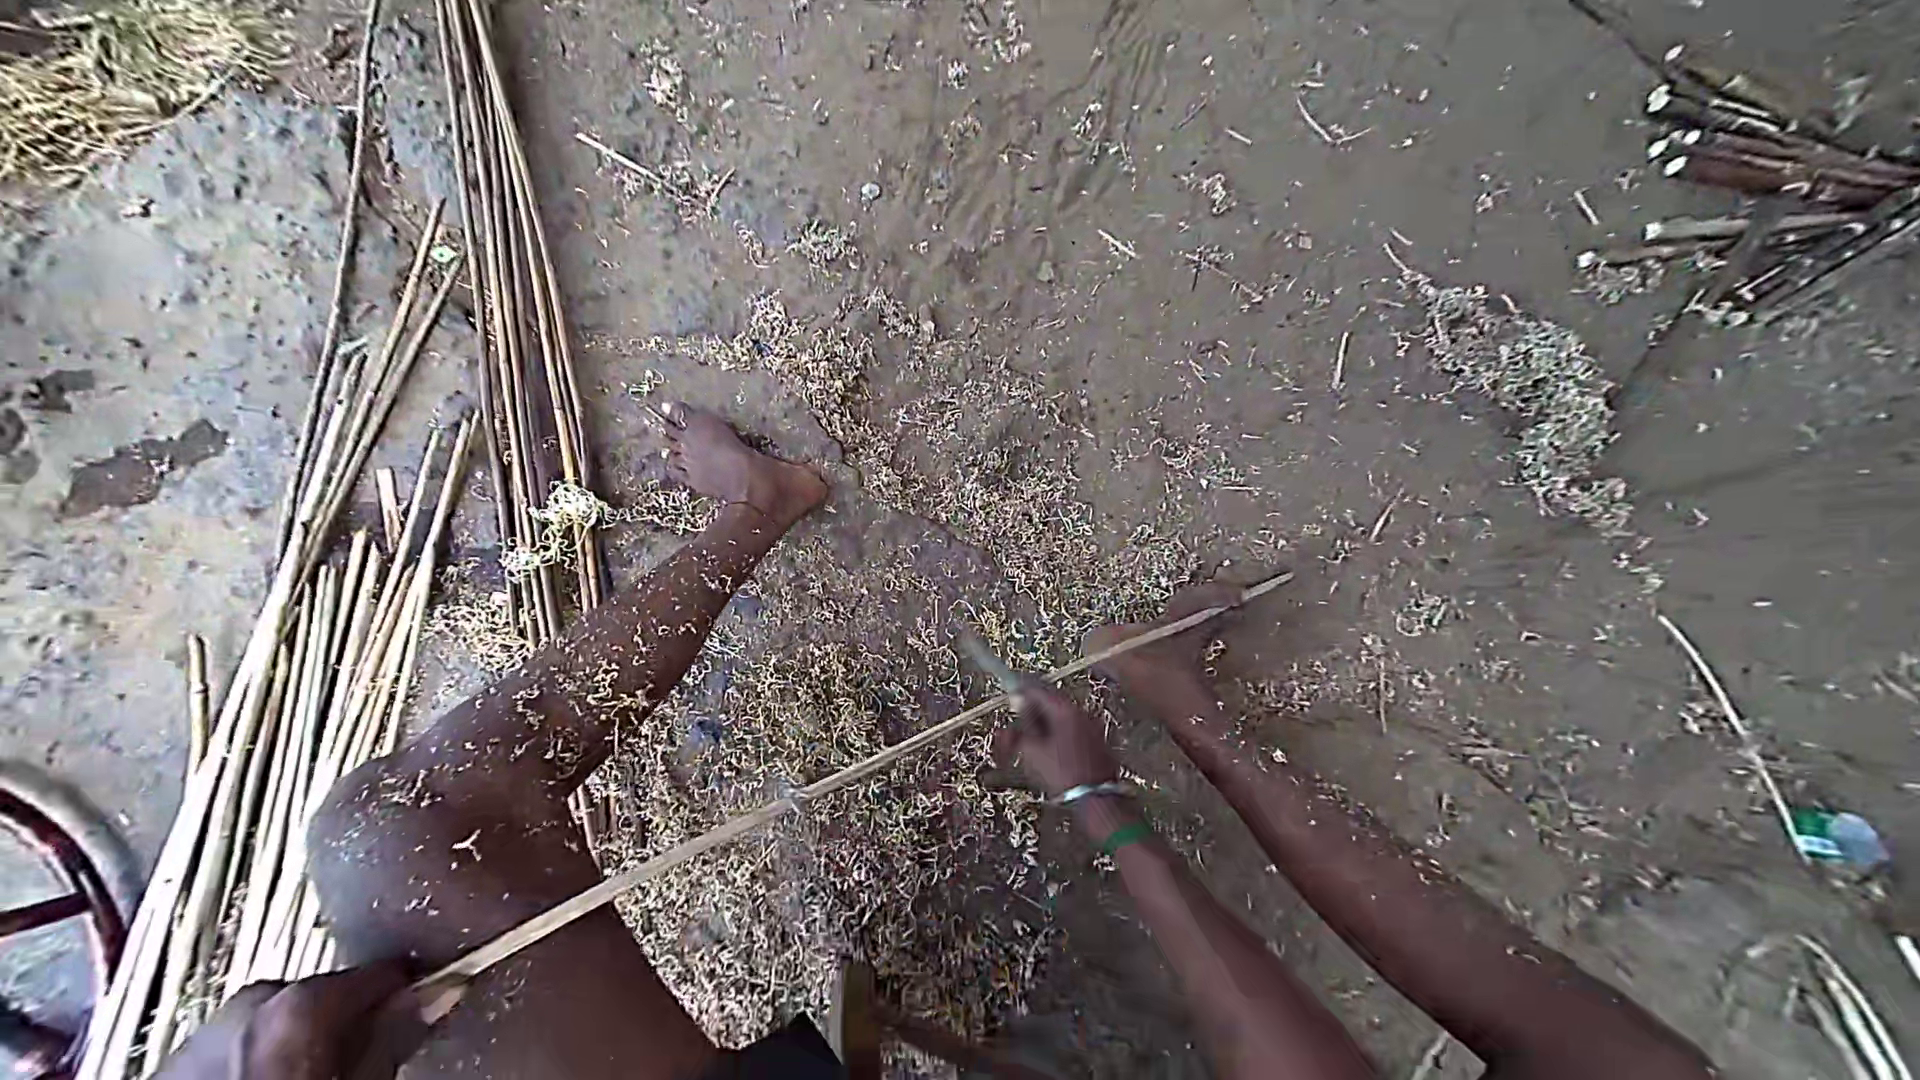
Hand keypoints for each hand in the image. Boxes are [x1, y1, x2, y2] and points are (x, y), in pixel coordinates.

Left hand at [153, 962, 426, 1079]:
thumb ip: (395, 1038)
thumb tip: (442, 989)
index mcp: (306, 999)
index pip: (389, 974)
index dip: (409, 997)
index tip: (418, 1022)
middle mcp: (256, 1001)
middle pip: (331, 996)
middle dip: (347, 1026)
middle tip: (354, 1069)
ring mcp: (201, 1037)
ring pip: (278, 1026)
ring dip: (298, 1050)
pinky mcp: (164, 1069)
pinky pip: (234, 1053)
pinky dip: (255, 1068)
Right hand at [995, 679, 1121, 796]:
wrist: (1095, 799)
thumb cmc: (1062, 774)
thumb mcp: (1031, 752)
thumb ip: (1018, 732)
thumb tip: (1012, 722)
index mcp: (1064, 710)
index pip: (1037, 691)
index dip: (1020, 696)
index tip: (1010, 704)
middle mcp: (1081, 713)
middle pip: (1050, 703)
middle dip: (1032, 714)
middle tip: (1018, 728)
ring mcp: (1092, 727)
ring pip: (1061, 719)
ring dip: (1044, 726)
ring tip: (1032, 744)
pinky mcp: (1098, 743)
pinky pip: (1073, 731)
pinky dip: (1058, 736)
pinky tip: (1051, 753)